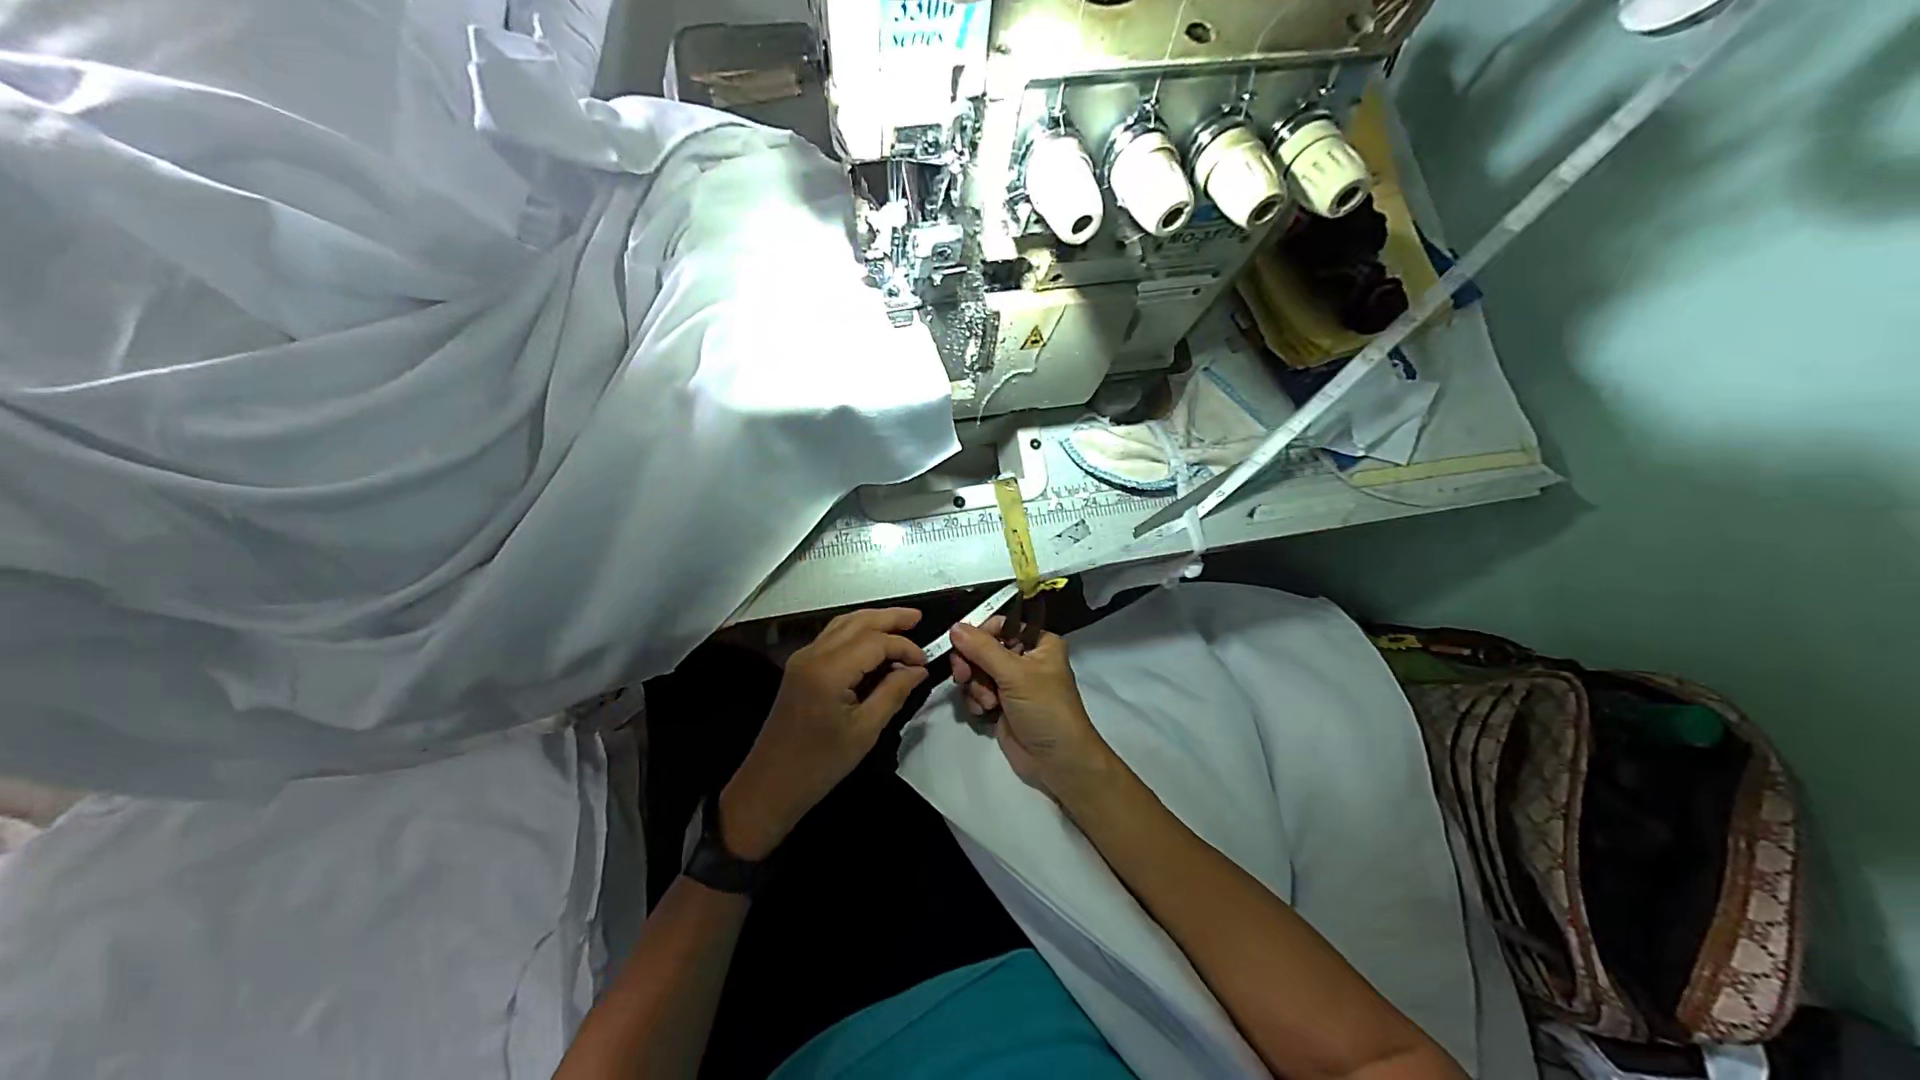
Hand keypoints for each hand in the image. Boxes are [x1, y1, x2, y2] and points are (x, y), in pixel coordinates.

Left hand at [720, 609, 927, 859]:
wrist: (771, 784)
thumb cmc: (820, 764)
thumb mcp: (865, 731)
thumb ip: (893, 693)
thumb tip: (917, 670)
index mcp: (829, 670)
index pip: (875, 641)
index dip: (903, 647)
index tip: (924, 662)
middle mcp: (813, 655)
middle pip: (856, 622)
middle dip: (889, 617)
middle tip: (917, 617)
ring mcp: (802, 659)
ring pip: (842, 625)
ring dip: (872, 621)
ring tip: (901, 622)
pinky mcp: (800, 668)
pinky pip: (832, 638)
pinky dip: (856, 633)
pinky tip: (874, 642)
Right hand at [948, 621, 1116, 796]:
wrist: (1057, 761)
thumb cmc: (1045, 709)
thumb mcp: (1015, 674)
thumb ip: (983, 649)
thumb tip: (955, 627)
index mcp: (1038, 643)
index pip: (1000, 625)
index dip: (979, 634)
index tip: (962, 646)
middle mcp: (1024, 659)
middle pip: (983, 648)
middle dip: (972, 663)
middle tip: (964, 675)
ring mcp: (1011, 683)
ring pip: (976, 671)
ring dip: (975, 685)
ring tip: (987, 702)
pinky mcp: (1000, 704)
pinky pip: (975, 691)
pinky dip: (975, 700)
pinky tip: (984, 712)